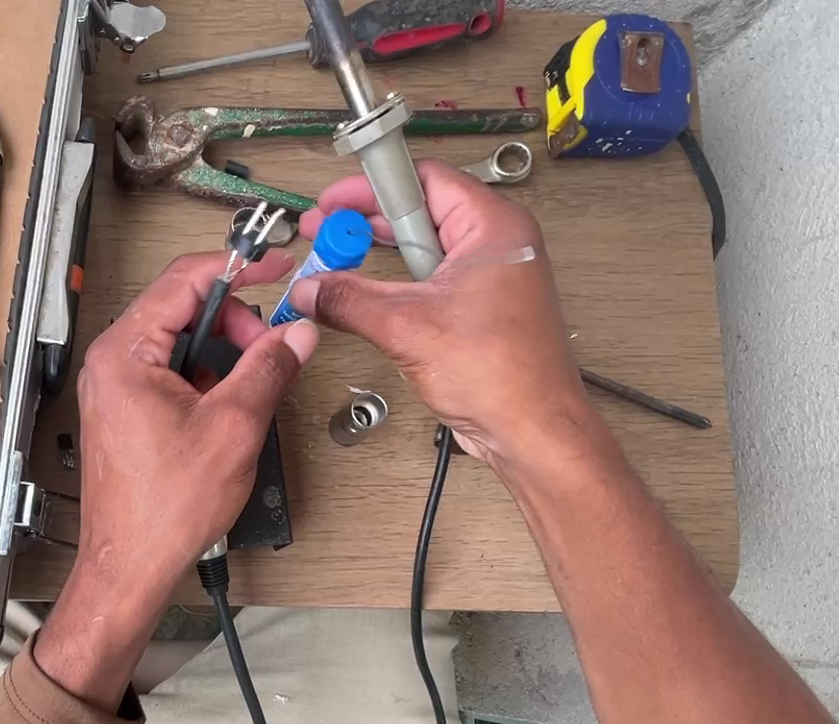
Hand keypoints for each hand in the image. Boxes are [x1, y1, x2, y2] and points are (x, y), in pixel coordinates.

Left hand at [35, 251, 316, 705]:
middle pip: (181, 309)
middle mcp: (110, 365)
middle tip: (268, 349)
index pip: (184, 279)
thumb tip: (295, 334)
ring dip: (221, 356)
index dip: (238, 268)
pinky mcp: (125, 412)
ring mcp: (114, 390)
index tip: (273, 268)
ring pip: (179, 344)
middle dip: (233, 323)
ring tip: (248, 389)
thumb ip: (269, 368)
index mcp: (125, 353)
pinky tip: (223, 412)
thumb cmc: (162, 509)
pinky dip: (204, 381)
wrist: (130, 563)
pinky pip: (169, 374)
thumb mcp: (234, 427)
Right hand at [288, 159, 601, 468]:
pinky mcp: (475, 311)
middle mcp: (493, 245)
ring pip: (420, 252)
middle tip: (324, 231)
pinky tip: (362, 298)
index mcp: (492, 226)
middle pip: (417, 213)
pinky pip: (426, 284)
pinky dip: (392, 288)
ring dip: (375, 257)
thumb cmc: (501, 374)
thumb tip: (310, 290)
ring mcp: (485, 279)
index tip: (332, 200)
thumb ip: (349, 302)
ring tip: (335, 264)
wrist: (528, 428)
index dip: (369, 187)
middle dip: (364, 223)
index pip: (422, 180)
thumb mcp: (406, 328)